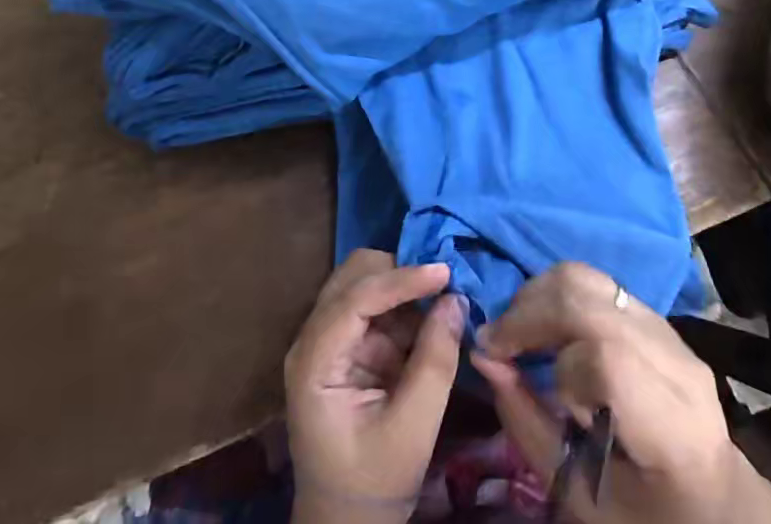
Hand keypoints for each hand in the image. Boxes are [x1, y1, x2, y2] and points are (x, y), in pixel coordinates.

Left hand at [286, 250, 464, 523]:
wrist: (349, 520)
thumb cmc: (374, 480)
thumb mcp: (413, 427)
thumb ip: (435, 361)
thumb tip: (456, 300)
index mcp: (314, 362)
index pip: (354, 299)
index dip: (400, 279)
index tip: (444, 272)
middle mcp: (314, 339)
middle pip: (353, 277)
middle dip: (399, 272)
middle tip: (444, 280)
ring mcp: (331, 340)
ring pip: (366, 284)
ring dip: (405, 285)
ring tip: (446, 294)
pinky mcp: (351, 347)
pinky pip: (379, 307)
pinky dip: (408, 304)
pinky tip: (434, 313)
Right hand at [470, 264, 770, 523]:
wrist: (716, 499)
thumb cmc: (648, 514)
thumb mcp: (582, 498)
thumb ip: (529, 425)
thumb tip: (485, 359)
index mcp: (672, 428)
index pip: (609, 358)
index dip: (557, 363)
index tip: (516, 377)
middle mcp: (677, 364)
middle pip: (592, 300)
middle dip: (530, 310)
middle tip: (496, 341)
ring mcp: (670, 333)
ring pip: (591, 279)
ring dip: (539, 294)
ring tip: (517, 331)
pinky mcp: (657, 319)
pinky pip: (598, 286)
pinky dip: (557, 296)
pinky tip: (545, 328)